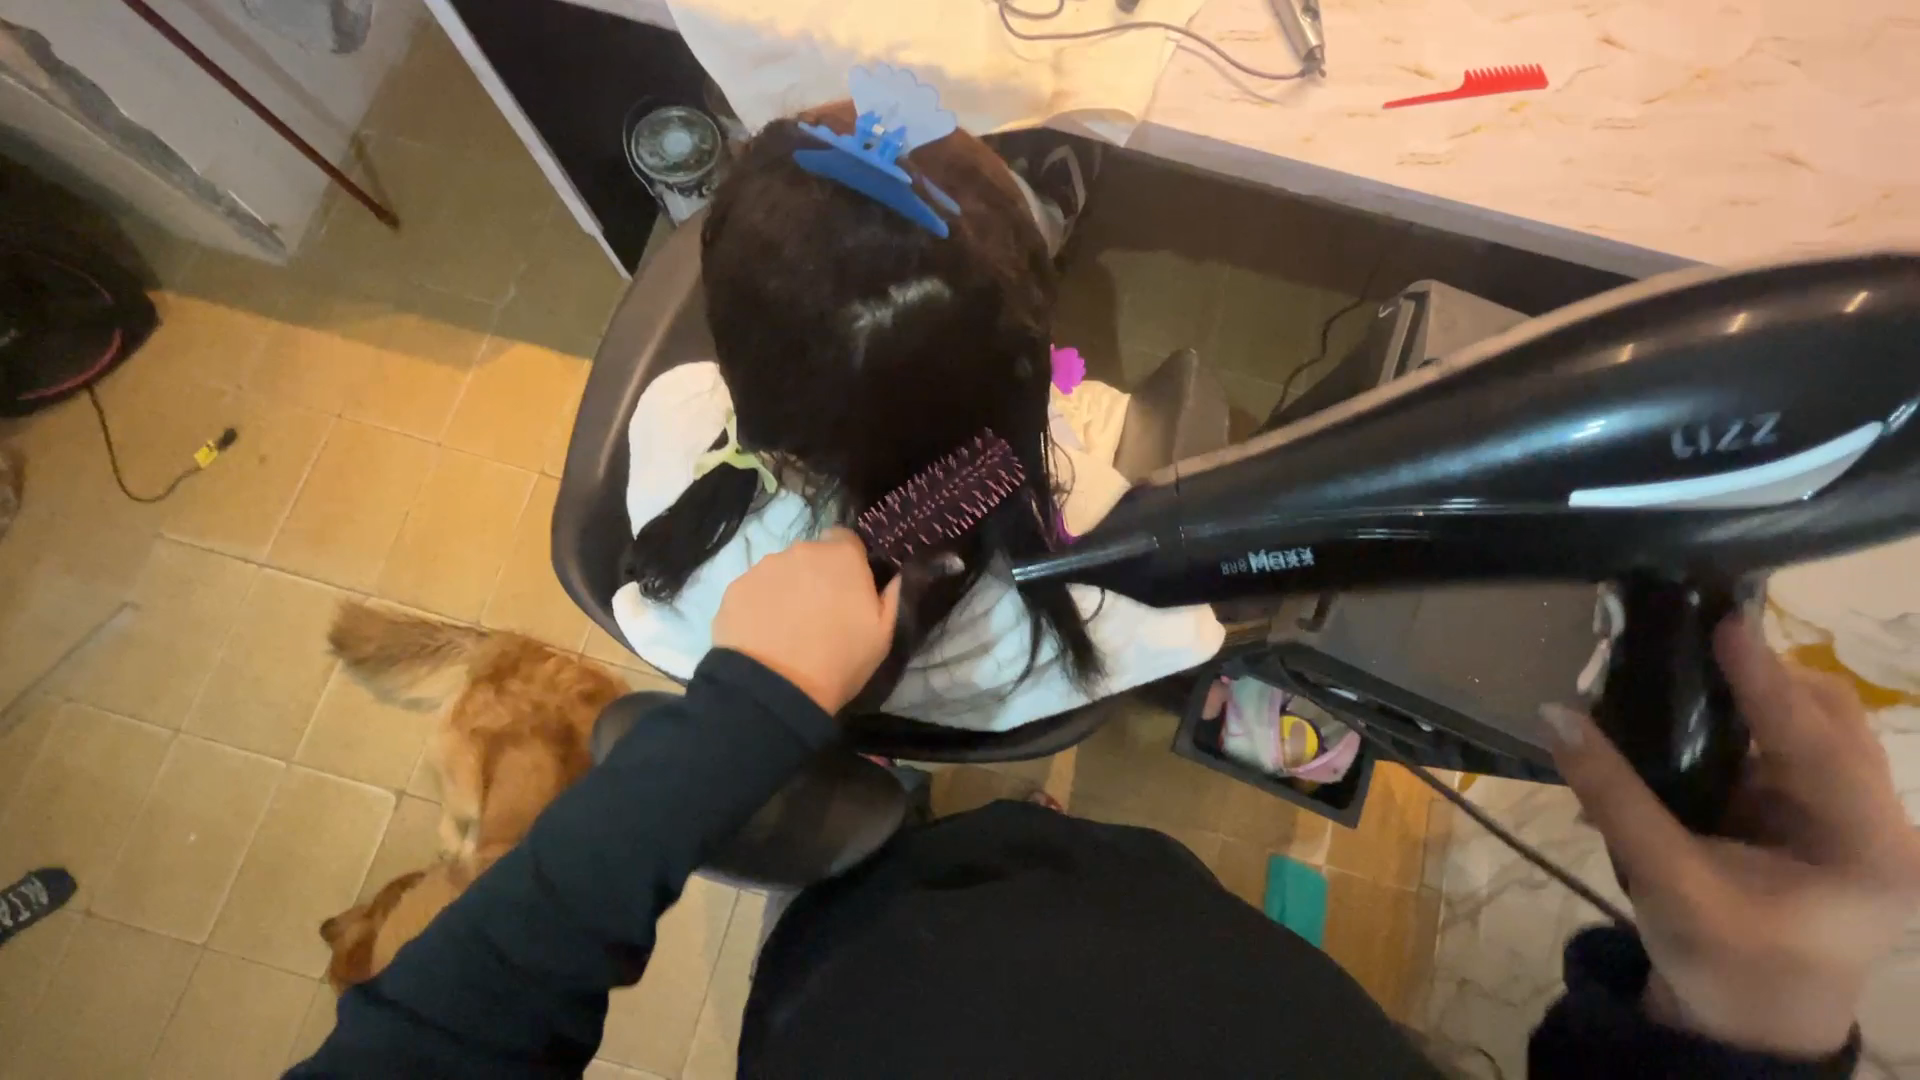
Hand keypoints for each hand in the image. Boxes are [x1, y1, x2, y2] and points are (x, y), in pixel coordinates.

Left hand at [712, 528, 902, 713]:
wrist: (775, 689)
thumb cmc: (840, 660)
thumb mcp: (883, 635)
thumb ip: (891, 596)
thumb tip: (894, 575)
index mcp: (841, 556)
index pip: (846, 539)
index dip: (848, 562)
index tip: (848, 589)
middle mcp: (801, 551)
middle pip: (812, 555)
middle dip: (816, 576)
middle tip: (819, 614)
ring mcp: (763, 568)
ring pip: (781, 571)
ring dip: (787, 589)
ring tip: (787, 628)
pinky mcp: (735, 588)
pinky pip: (754, 590)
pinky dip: (759, 605)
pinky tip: (763, 634)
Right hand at [1543, 616, 1919, 1058]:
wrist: (1747, 1021)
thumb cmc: (1723, 961)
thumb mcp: (1666, 880)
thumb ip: (1612, 795)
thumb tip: (1552, 714)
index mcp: (1871, 850)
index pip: (1820, 745)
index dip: (1767, 682)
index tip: (1726, 624)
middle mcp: (1874, 824)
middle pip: (1833, 723)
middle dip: (1767, 676)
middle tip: (1690, 637)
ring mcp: (1842, 819)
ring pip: (1809, 730)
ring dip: (1751, 693)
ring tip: (1685, 659)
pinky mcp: (1802, 818)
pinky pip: (1775, 748)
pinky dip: (1734, 719)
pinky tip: (1685, 705)